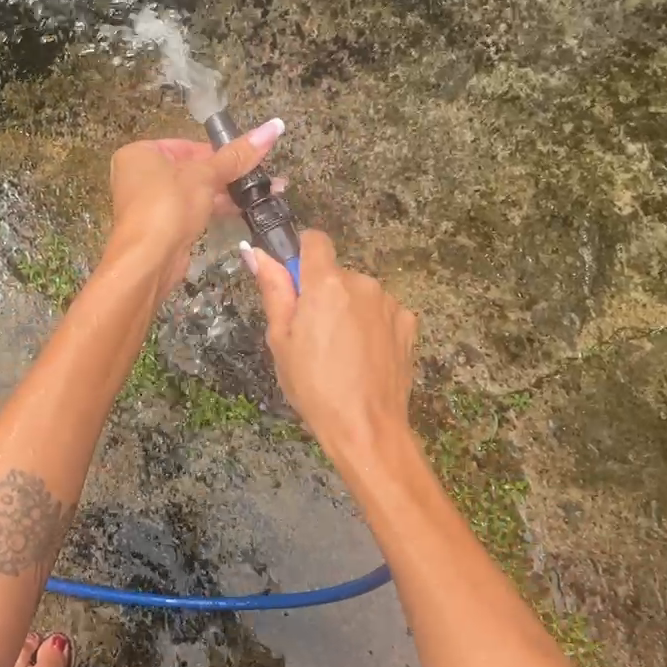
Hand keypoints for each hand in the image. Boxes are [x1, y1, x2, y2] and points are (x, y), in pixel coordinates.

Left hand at [104, 119, 284, 298]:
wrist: (147, 261)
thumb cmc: (168, 207)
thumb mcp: (205, 176)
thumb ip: (237, 156)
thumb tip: (273, 126)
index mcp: (140, 155)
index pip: (186, 145)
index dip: (218, 151)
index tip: (248, 155)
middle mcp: (141, 176)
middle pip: (192, 168)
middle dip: (228, 173)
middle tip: (265, 174)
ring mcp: (152, 204)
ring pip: (195, 191)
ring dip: (228, 192)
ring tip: (268, 190)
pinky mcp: (163, 227)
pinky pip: (193, 210)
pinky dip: (216, 208)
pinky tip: (246, 207)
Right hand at [245, 230, 418, 470]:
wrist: (365, 426)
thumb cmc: (314, 386)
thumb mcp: (281, 340)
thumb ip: (274, 291)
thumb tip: (258, 254)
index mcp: (326, 285)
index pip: (314, 240)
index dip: (300, 254)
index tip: (292, 280)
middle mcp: (362, 284)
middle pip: (335, 274)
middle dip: (321, 295)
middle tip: (308, 335)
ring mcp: (389, 303)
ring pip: (358, 295)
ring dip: (346, 312)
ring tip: (336, 353)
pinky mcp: (407, 324)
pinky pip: (380, 313)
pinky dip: (369, 327)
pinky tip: (360, 357)